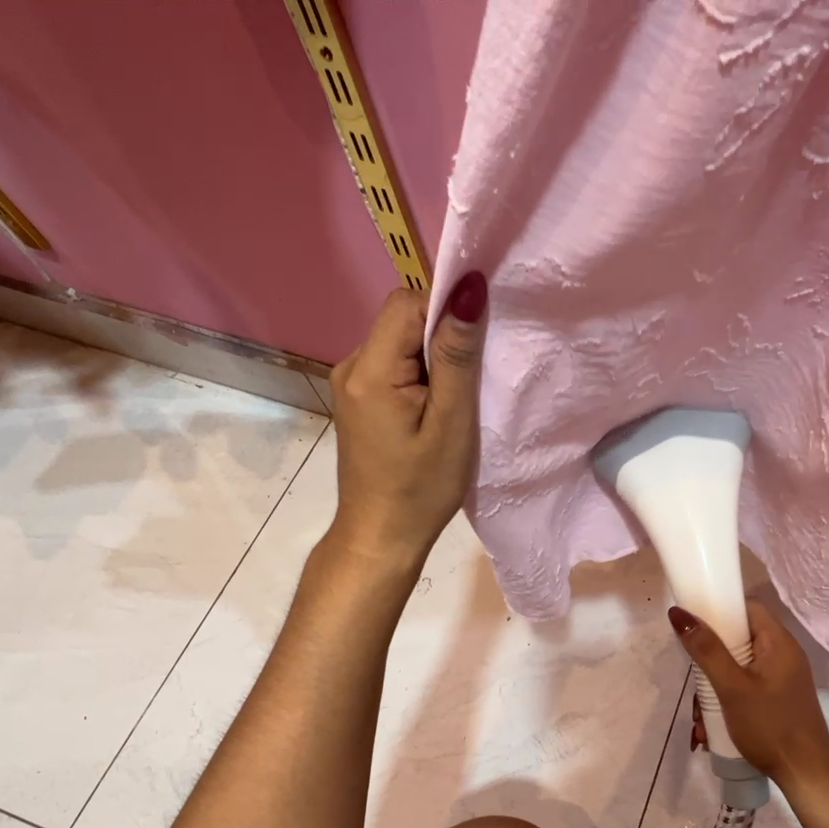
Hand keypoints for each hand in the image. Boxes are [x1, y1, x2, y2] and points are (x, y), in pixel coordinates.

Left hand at [327, 272, 486, 566]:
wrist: (382, 537)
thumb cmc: (422, 488)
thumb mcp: (451, 423)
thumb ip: (458, 356)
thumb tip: (468, 290)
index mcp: (371, 369)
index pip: (407, 302)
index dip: (445, 310)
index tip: (476, 344)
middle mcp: (352, 365)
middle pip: (402, 318)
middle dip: (442, 335)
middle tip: (472, 379)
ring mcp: (352, 382)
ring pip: (400, 341)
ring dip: (433, 357)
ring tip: (457, 398)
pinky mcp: (359, 398)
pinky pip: (395, 364)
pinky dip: (421, 374)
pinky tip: (437, 407)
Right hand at [670, 601, 828, 792]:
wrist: (805, 774)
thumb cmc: (770, 725)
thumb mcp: (732, 687)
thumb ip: (706, 649)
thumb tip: (679, 614)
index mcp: (778, 641)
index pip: (747, 607)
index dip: (719, 610)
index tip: (693, 626)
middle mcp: (783, 654)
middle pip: (738, 639)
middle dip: (710, 662)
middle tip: (695, 684)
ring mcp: (781, 678)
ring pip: (737, 668)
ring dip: (714, 689)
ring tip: (700, 718)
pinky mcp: (778, 698)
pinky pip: (745, 688)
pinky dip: (727, 702)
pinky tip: (711, 729)